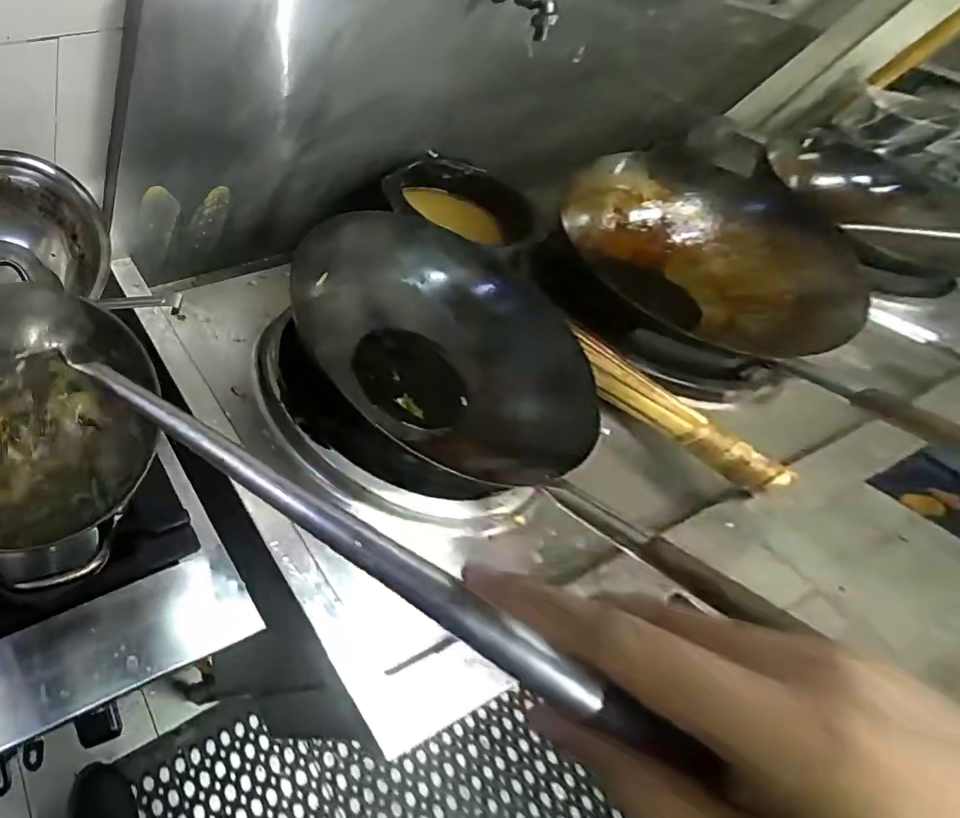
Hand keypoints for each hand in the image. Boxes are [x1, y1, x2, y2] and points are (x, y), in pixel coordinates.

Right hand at [468, 569, 959, 817]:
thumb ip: (638, 785)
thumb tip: (549, 714)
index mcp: (792, 727)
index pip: (622, 639)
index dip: (535, 605)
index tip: (472, 578)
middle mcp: (818, 670)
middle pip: (653, 618)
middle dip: (589, 631)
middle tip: (561, 675)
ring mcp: (863, 665)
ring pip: (698, 624)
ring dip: (648, 647)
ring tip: (654, 710)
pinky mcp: (890, 674)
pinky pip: (756, 644)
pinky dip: (708, 661)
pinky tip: (730, 721)